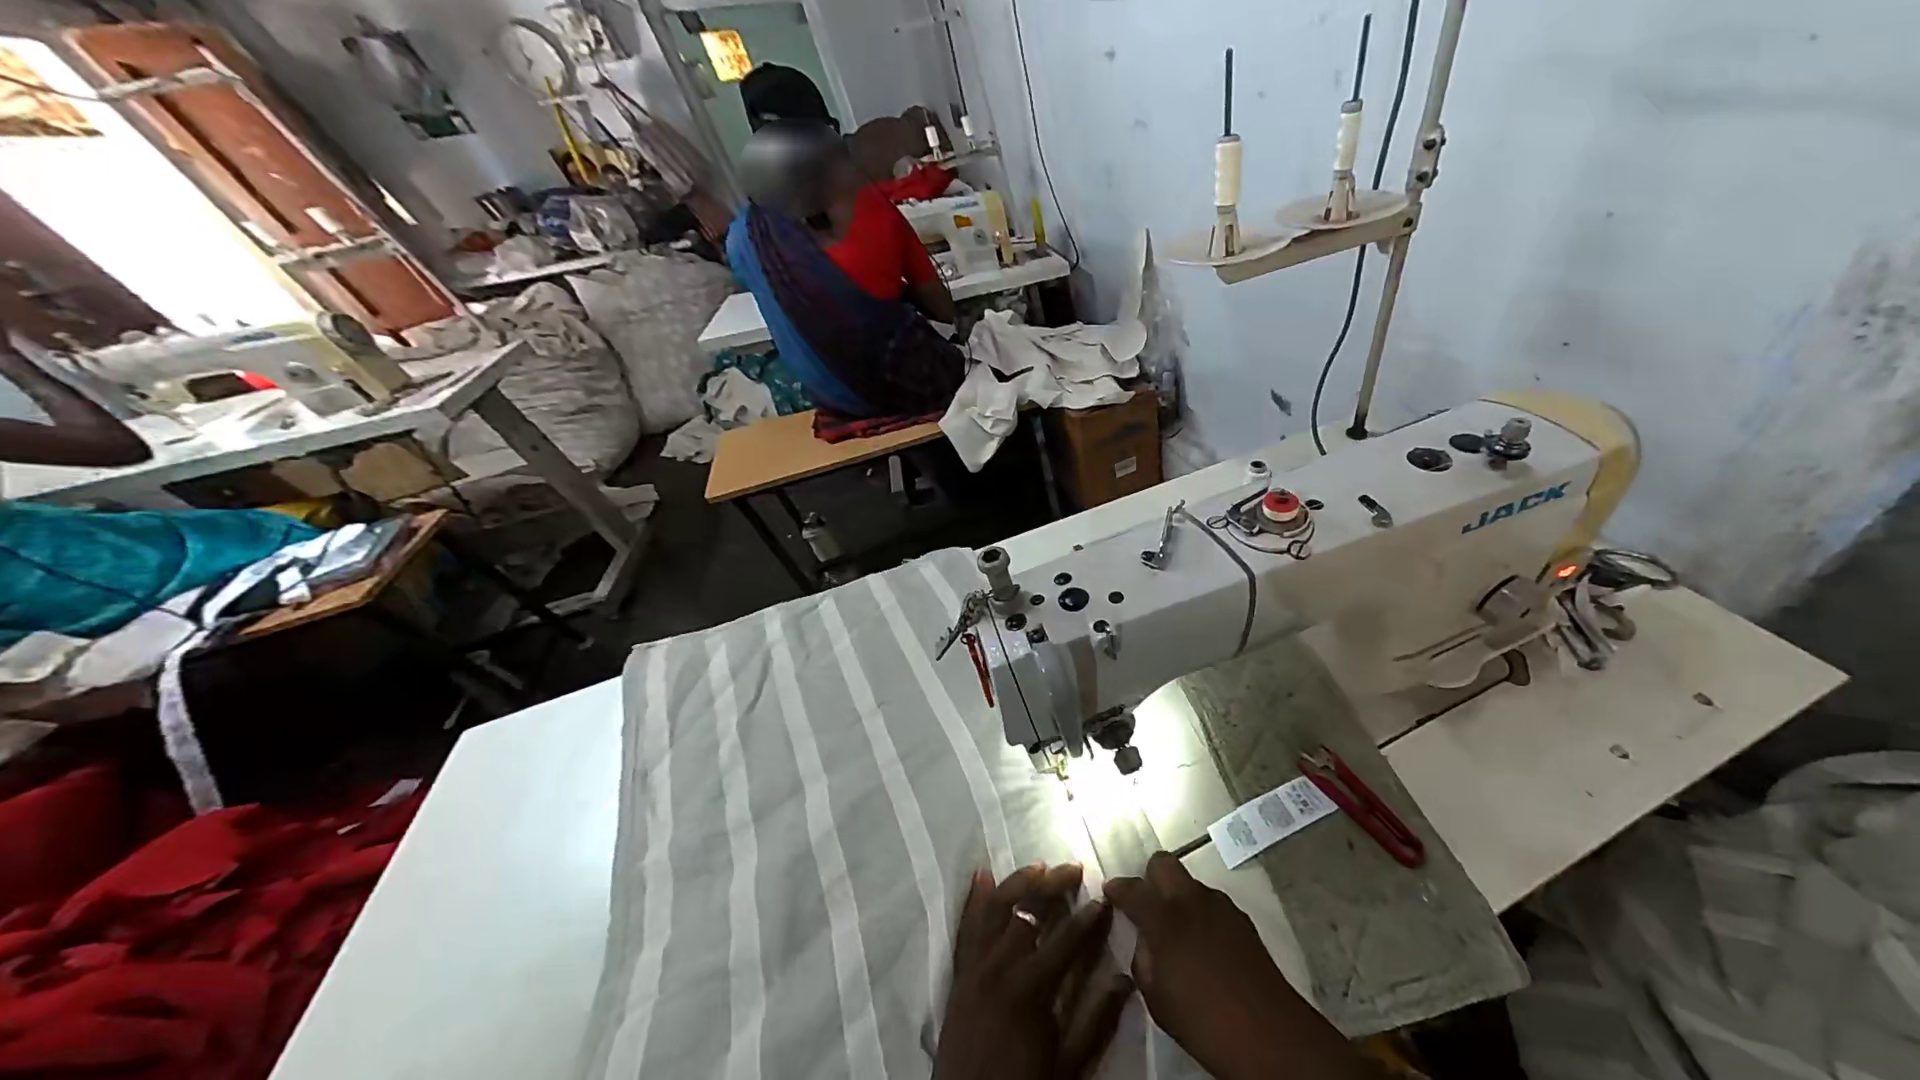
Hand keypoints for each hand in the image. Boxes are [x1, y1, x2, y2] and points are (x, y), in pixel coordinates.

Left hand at [934, 863, 1133, 1079]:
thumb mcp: (1068, 1064)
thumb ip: (1095, 1020)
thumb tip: (1124, 978)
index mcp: (1031, 988)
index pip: (1066, 939)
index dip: (1087, 917)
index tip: (1104, 899)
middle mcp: (1000, 966)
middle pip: (1027, 910)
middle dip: (1052, 885)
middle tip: (1073, 869)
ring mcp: (975, 965)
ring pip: (994, 907)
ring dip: (1017, 883)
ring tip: (1038, 867)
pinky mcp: (959, 971)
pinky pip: (965, 925)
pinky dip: (974, 897)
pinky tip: (982, 875)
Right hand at [1103, 853, 1378, 1079]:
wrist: (1271, 1037)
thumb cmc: (1202, 1021)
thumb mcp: (1156, 996)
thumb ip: (1143, 958)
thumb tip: (1144, 940)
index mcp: (1162, 916)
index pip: (1130, 888)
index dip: (1117, 889)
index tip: (1110, 894)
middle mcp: (1189, 899)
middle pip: (1163, 863)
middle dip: (1150, 877)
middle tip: (1146, 904)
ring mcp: (1220, 906)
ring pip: (1189, 883)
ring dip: (1178, 896)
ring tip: (1178, 929)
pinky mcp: (1243, 920)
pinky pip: (1211, 903)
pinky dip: (1201, 913)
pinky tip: (1204, 944)